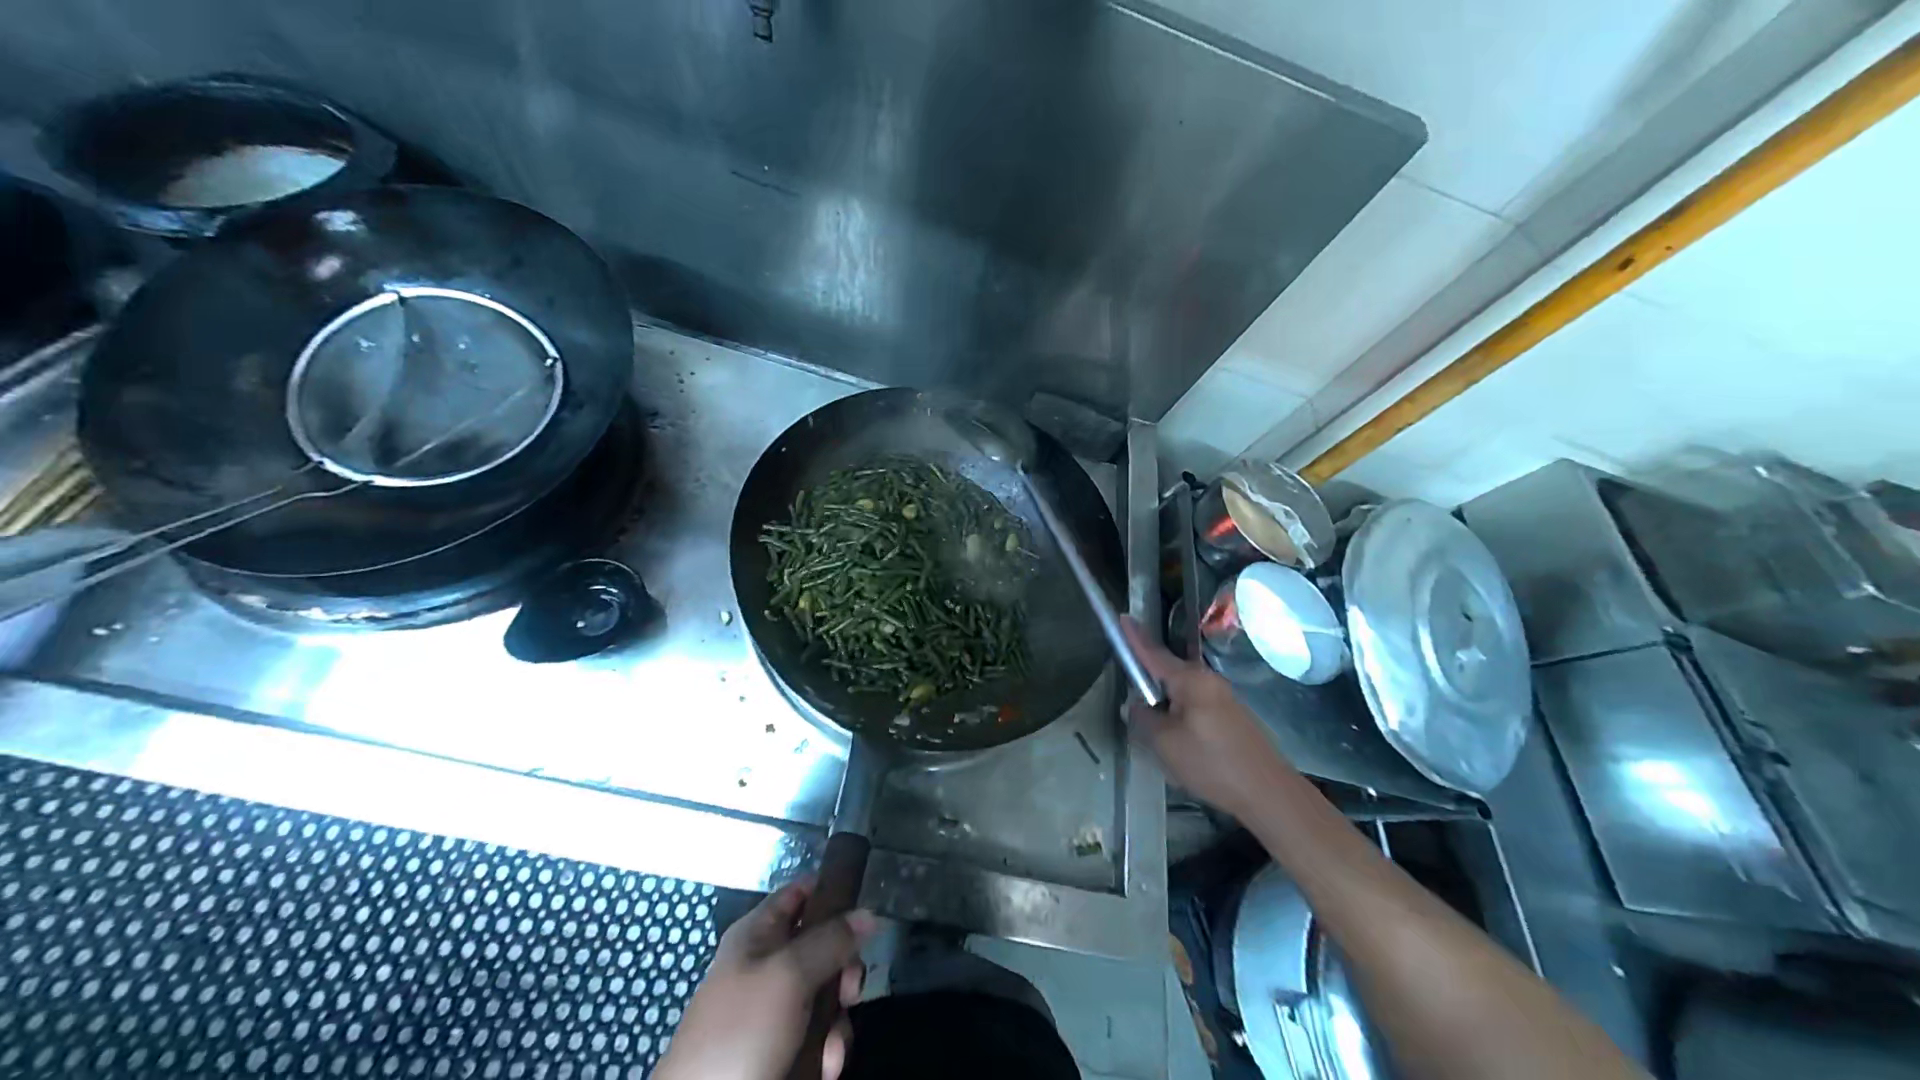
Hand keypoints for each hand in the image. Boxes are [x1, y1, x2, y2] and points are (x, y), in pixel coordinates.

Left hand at [655, 883, 877, 1079]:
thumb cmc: (741, 1033)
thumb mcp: (789, 975)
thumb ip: (831, 941)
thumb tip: (868, 913)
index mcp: (758, 934)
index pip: (800, 893)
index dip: (832, 895)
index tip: (864, 914)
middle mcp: (767, 966)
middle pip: (823, 947)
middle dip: (845, 970)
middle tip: (850, 991)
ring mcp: (774, 1011)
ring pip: (826, 995)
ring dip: (838, 1021)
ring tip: (832, 1048)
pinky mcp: (782, 1050)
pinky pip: (819, 1037)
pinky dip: (828, 1051)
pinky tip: (825, 1068)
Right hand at [1123, 618, 1293, 818]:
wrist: (1268, 794)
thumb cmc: (1212, 763)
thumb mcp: (1165, 743)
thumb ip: (1143, 719)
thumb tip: (1137, 705)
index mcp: (1191, 680)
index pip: (1154, 653)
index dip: (1135, 637)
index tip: (1122, 616)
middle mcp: (1209, 681)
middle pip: (1168, 673)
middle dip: (1148, 683)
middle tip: (1134, 707)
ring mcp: (1224, 699)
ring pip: (1182, 693)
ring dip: (1166, 706)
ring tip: (1156, 735)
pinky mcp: (1232, 717)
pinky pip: (1196, 707)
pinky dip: (1181, 718)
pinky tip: (1180, 745)